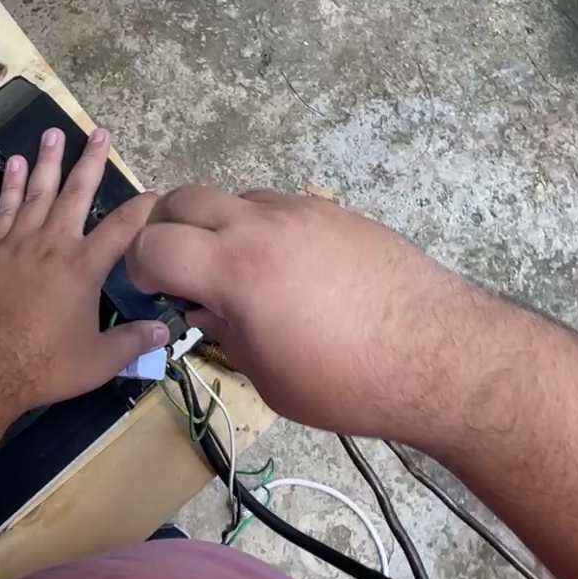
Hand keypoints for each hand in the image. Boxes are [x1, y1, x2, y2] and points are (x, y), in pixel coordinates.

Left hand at [0, 127, 169, 413]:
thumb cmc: (45, 364)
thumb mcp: (99, 361)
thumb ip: (132, 343)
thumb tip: (164, 334)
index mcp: (85, 266)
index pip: (123, 227)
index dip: (142, 207)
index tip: (154, 193)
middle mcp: (55, 243)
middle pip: (77, 192)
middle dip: (91, 161)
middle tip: (99, 132)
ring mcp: (21, 243)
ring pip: (38, 191)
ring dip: (48, 160)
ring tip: (53, 132)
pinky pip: (5, 208)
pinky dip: (10, 184)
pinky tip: (14, 163)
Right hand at [126, 187, 490, 445]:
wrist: (439, 353)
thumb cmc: (348, 382)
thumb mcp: (269, 378)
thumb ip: (224, 332)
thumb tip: (203, 306)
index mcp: (235, 268)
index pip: (154, 242)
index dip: (138, 263)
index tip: (149, 286)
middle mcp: (260, 223)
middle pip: (184, 196)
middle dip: (166, 226)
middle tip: (178, 265)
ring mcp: (300, 210)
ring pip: (234, 196)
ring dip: (219, 226)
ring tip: (241, 271)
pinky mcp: (332, 210)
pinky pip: (279, 206)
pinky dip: (264, 228)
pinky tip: (291, 269)